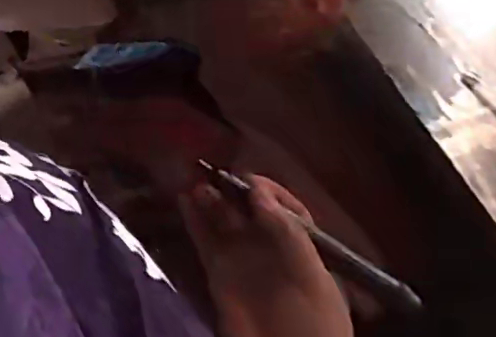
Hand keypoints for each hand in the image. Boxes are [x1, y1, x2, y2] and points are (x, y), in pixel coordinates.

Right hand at [182, 175, 351, 336]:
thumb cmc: (312, 328)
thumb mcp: (312, 280)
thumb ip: (287, 233)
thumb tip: (256, 190)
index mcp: (304, 252)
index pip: (287, 210)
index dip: (269, 192)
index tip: (249, 182)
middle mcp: (272, 250)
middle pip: (250, 209)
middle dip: (231, 189)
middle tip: (213, 174)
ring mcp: (243, 260)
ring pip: (223, 218)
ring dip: (208, 197)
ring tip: (195, 184)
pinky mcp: (218, 271)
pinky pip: (203, 237)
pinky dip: (192, 216)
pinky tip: (183, 198)